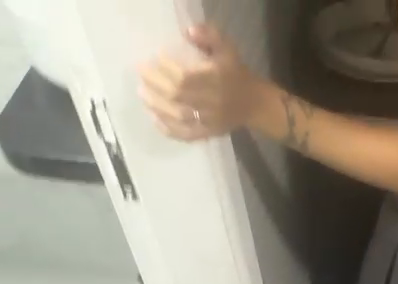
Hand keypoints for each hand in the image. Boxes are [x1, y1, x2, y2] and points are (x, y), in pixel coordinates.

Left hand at [140, 23, 265, 140]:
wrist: (255, 104)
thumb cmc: (237, 73)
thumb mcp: (227, 48)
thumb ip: (209, 36)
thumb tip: (188, 33)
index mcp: (216, 80)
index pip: (185, 77)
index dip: (166, 69)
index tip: (155, 58)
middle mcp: (212, 102)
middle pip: (177, 96)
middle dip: (156, 85)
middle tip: (142, 75)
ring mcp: (210, 120)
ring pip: (179, 116)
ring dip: (158, 106)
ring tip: (143, 94)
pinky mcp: (209, 133)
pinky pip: (187, 135)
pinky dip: (170, 130)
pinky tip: (155, 120)